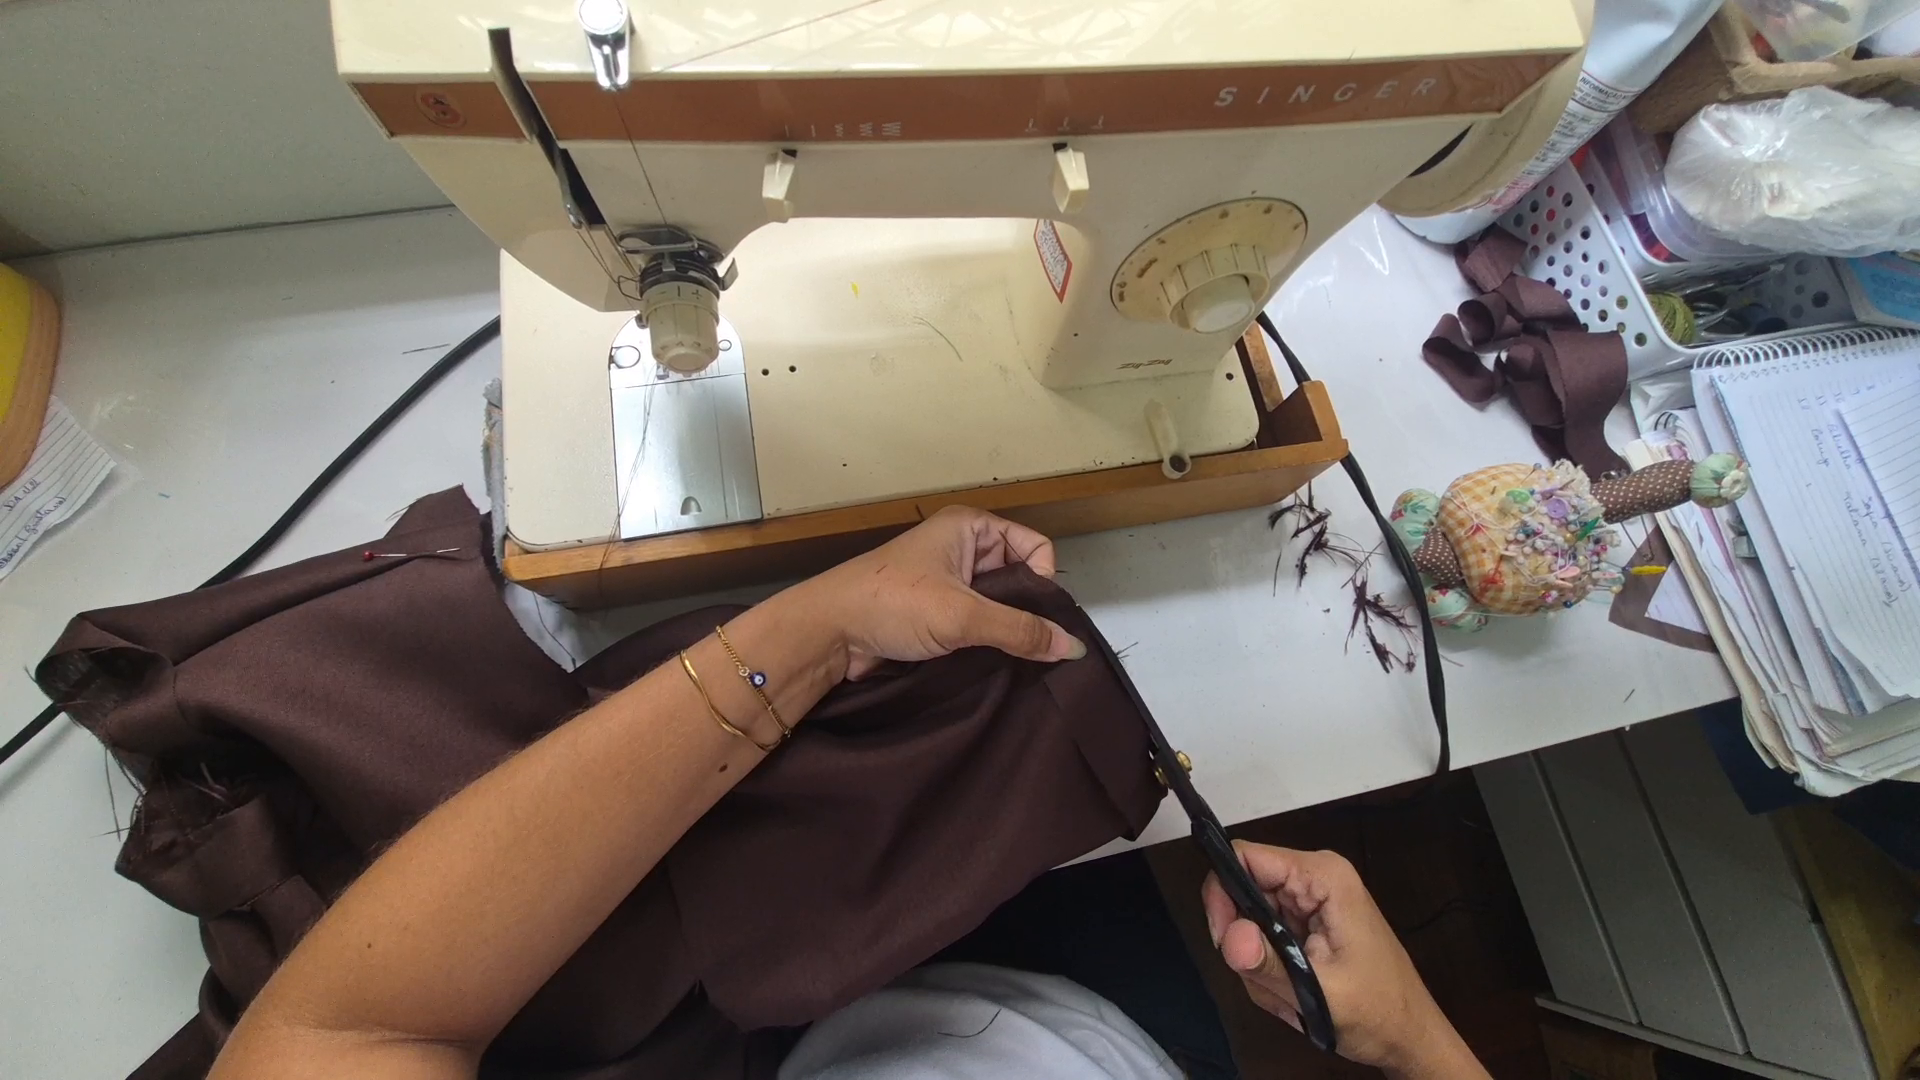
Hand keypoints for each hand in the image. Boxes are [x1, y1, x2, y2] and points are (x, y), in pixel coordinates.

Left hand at [791, 506, 1085, 680]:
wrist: (828, 632)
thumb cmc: (891, 604)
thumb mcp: (961, 615)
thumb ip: (1019, 631)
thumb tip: (1073, 647)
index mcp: (970, 527)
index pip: (1035, 547)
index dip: (1042, 582)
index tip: (1036, 619)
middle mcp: (963, 547)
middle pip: (1020, 576)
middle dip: (1026, 610)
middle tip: (1026, 644)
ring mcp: (949, 580)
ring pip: (999, 603)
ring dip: (1004, 629)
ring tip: (1005, 654)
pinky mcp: (937, 610)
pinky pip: (978, 621)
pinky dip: (986, 639)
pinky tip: (988, 659)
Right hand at [1202, 843, 1485, 1078]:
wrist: (1415, 1043)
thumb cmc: (1380, 1015)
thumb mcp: (1320, 995)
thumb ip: (1269, 964)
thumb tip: (1228, 938)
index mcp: (1321, 876)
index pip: (1243, 857)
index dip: (1222, 894)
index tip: (1224, 941)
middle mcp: (1312, 875)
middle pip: (1242, 887)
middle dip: (1245, 937)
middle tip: (1263, 978)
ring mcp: (1309, 896)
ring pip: (1248, 913)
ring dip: (1258, 957)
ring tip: (1288, 993)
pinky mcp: (1306, 916)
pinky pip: (1263, 929)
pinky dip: (1268, 962)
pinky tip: (1292, 989)